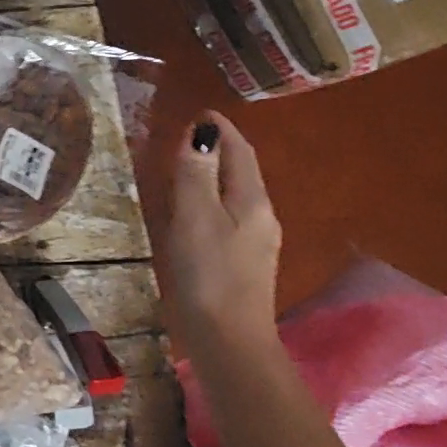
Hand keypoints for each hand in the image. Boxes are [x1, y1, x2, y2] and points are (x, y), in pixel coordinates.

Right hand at [162, 112, 281, 352]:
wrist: (227, 336)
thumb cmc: (207, 272)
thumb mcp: (194, 217)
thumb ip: (196, 174)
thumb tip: (200, 132)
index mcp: (252, 201)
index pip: (241, 152)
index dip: (221, 129)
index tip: (198, 110)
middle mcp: (260, 216)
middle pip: (242, 171)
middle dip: (219, 149)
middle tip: (186, 134)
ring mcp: (253, 241)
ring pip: (234, 194)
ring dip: (213, 174)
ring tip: (185, 164)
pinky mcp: (240, 260)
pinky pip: (226, 215)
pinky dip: (209, 198)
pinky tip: (192, 210)